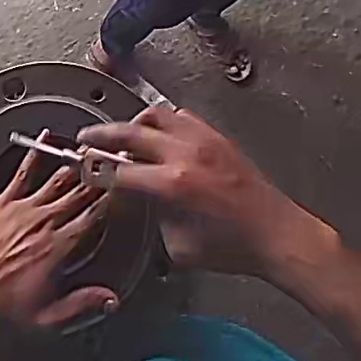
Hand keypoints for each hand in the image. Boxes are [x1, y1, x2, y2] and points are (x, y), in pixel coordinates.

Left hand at [0, 137, 117, 330]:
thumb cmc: (2, 307)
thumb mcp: (48, 317)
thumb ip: (82, 304)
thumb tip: (110, 299)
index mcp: (57, 248)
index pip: (93, 216)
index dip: (111, 198)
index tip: (124, 185)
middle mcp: (43, 223)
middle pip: (80, 193)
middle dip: (100, 175)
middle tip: (115, 158)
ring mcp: (23, 210)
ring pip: (57, 180)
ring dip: (76, 164)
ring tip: (91, 149)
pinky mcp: (3, 203)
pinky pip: (23, 172)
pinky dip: (35, 153)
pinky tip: (45, 138)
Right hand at [80, 107, 332, 278]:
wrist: (276, 234)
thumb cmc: (233, 246)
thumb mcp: (179, 245)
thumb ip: (153, 217)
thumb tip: (138, 200)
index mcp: (174, 184)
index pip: (121, 169)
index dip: (96, 169)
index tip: (84, 167)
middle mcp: (186, 155)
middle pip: (130, 131)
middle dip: (102, 134)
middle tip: (87, 137)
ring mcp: (202, 140)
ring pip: (155, 114)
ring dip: (132, 122)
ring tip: (121, 132)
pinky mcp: (215, 136)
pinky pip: (181, 116)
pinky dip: (163, 120)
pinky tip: (158, 132)